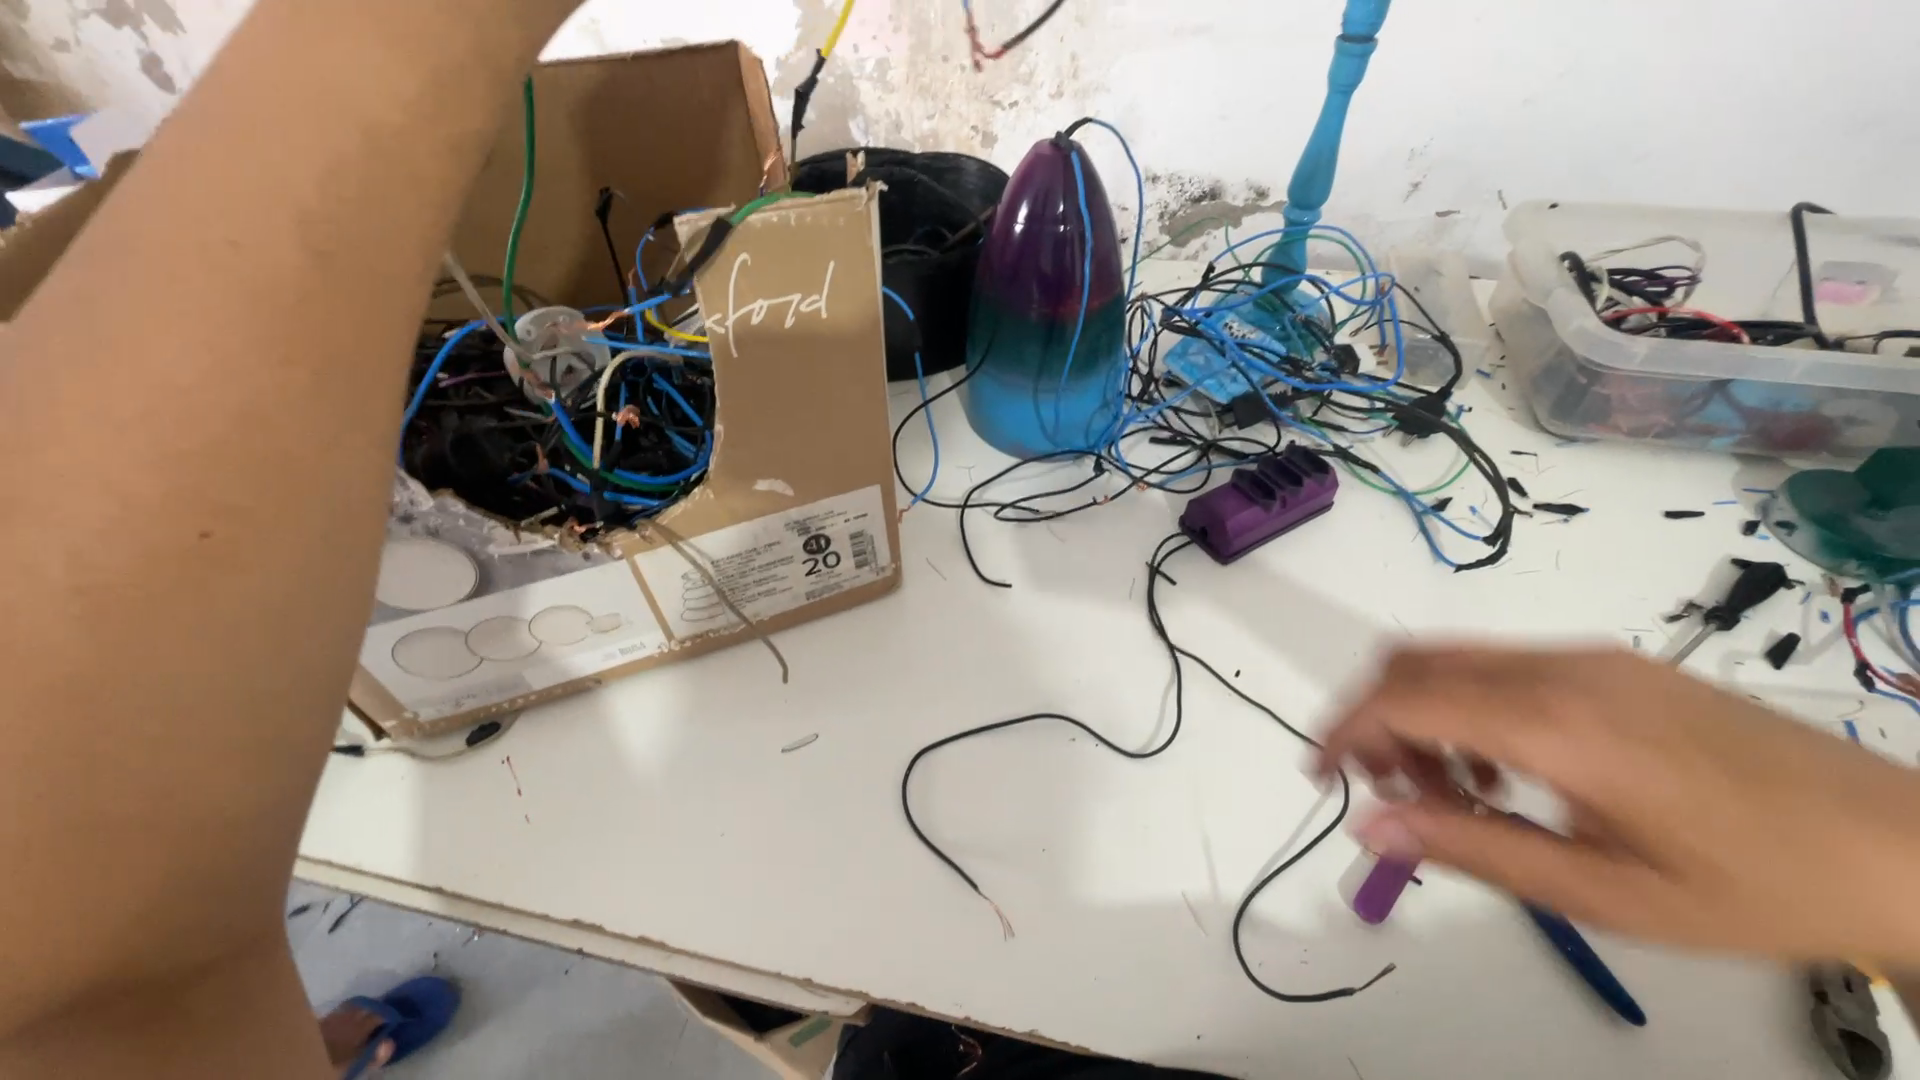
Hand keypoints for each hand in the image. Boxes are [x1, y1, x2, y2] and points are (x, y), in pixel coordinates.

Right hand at [1317, 645, 1919, 964]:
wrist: (1910, 848)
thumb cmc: (1754, 885)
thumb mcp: (1604, 892)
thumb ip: (1473, 848)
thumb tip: (1370, 827)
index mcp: (1554, 723)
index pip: (1404, 698)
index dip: (1342, 730)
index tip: (1319, 775)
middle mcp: (1560, 668)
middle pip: (1415, 662)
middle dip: (1373, 719)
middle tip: (1386, 789)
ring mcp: (1591, 658)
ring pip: (1455, 661)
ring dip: (1421, 716)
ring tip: (1455, 792)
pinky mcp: (1615, 664)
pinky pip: (1504, 667)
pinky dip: (1468, 708)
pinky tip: (1509, 770)